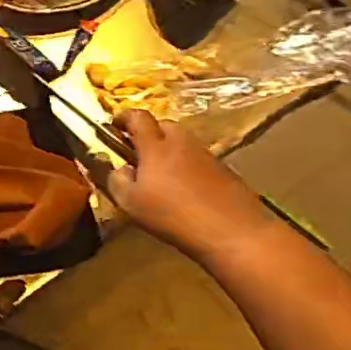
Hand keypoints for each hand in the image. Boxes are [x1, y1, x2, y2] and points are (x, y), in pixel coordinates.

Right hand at [105, 110, 279, 258]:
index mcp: (155, 147)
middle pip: (164, 125)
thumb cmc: (173, 215)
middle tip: (138, 153)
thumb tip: (120, 169)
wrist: (235, 232)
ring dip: (169, 151)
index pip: (138, 118)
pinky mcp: (226, 172)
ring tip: (160, 174)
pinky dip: (187, 166)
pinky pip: (199, 160)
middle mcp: (182, 144)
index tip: (115, 125)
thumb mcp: (130, 202)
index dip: (124, 117)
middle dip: (149, 133)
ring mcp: (207, 156)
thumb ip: (117, 180)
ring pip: (183, 143)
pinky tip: (185, 190)